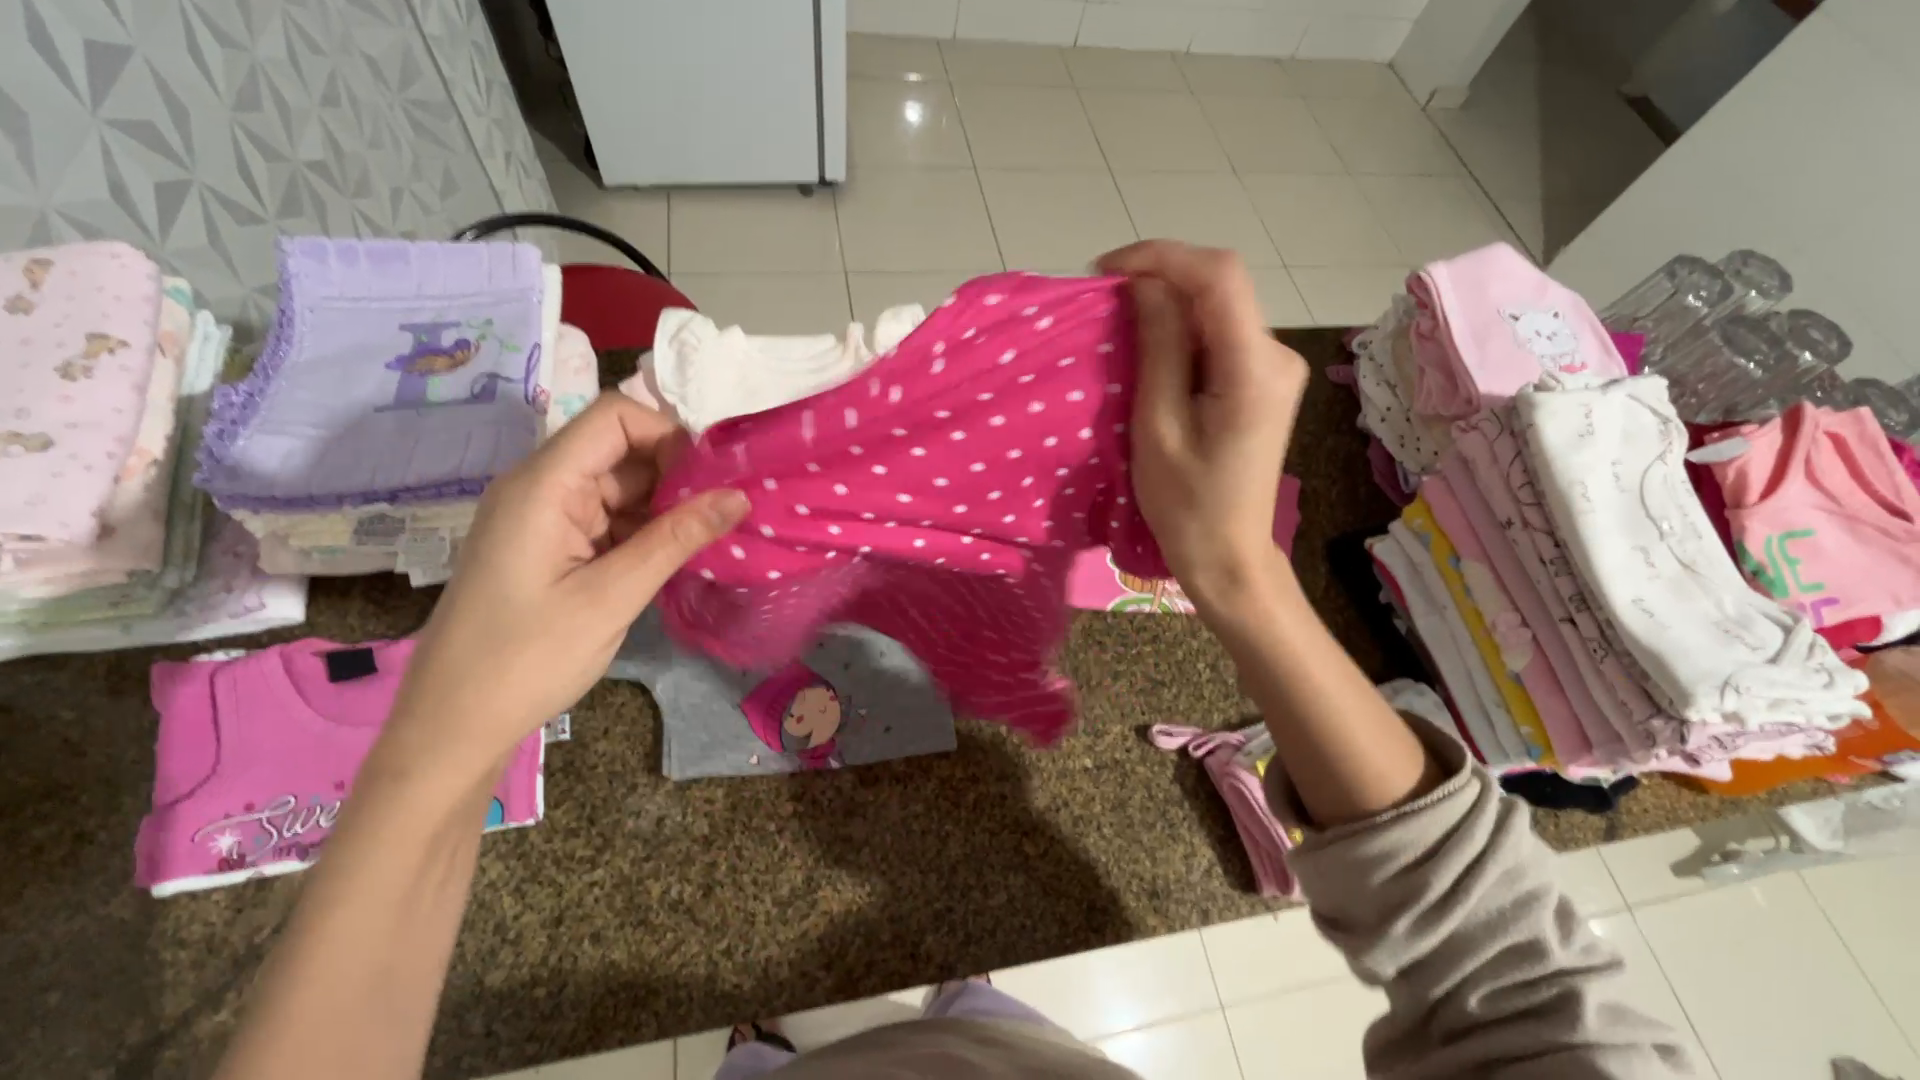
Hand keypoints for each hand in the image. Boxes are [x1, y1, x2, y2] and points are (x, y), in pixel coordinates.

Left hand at [388, 394, 749, 772]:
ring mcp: (542, 517)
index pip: (614, 417)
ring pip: (618, 486)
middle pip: (619, 449)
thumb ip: (676, 539)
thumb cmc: (527, 658)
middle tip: (725, 513)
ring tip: (710, 538)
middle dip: (676, 473)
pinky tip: (675, 556)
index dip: (669, 434)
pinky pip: (606, 519)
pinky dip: (643, 531)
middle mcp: (539, 487)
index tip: (713, 478)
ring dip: (664, 506)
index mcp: (543, 484)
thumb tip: (740, 496)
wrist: (454, 721)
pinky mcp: (548, 545)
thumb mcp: (612, 597)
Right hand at [1097, 241, 1307, 614]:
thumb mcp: (1158, 426)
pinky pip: (1221, 334)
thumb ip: (1158, 348)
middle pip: (1221, 286)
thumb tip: (1145, 286)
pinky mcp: (1265, 380)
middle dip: (1161, 279)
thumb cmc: (1186, 504)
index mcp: (1254, 368)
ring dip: (1170, 305)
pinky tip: (1153, 351)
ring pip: (1219, 308)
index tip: (1107, 272)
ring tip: (1121, 325)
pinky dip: (1184, 331)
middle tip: (1105, 300)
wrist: (1228, 554)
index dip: (1162, 256)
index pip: (1219, 276)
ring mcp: (1276, 367)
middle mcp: (1277, 355)